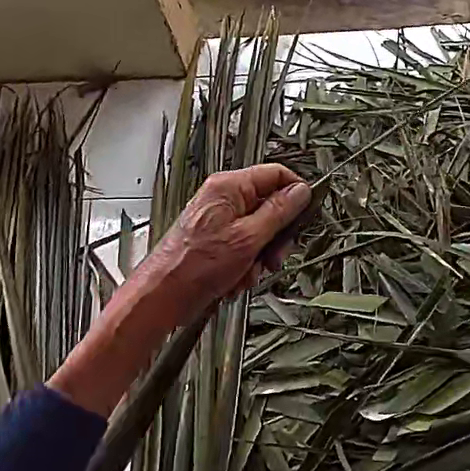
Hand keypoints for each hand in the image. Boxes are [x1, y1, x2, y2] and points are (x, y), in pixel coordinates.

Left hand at [120, 164, 312, 334]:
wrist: (163, 296)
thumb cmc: (192, 265)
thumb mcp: (248, 238)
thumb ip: (279, 212)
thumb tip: (301, 193)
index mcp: (229, 187)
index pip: (275, 174)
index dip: (295, 193)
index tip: (306, 214)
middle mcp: (223, 199)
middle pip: (270, 206)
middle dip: (276, 236)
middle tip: (274, 255)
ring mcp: (219, 222)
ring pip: (260, 232)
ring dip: (261, 256)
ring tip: (248, 271)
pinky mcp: (217, 243)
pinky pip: (246, 249)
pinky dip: (246, 266)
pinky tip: (235, 278)